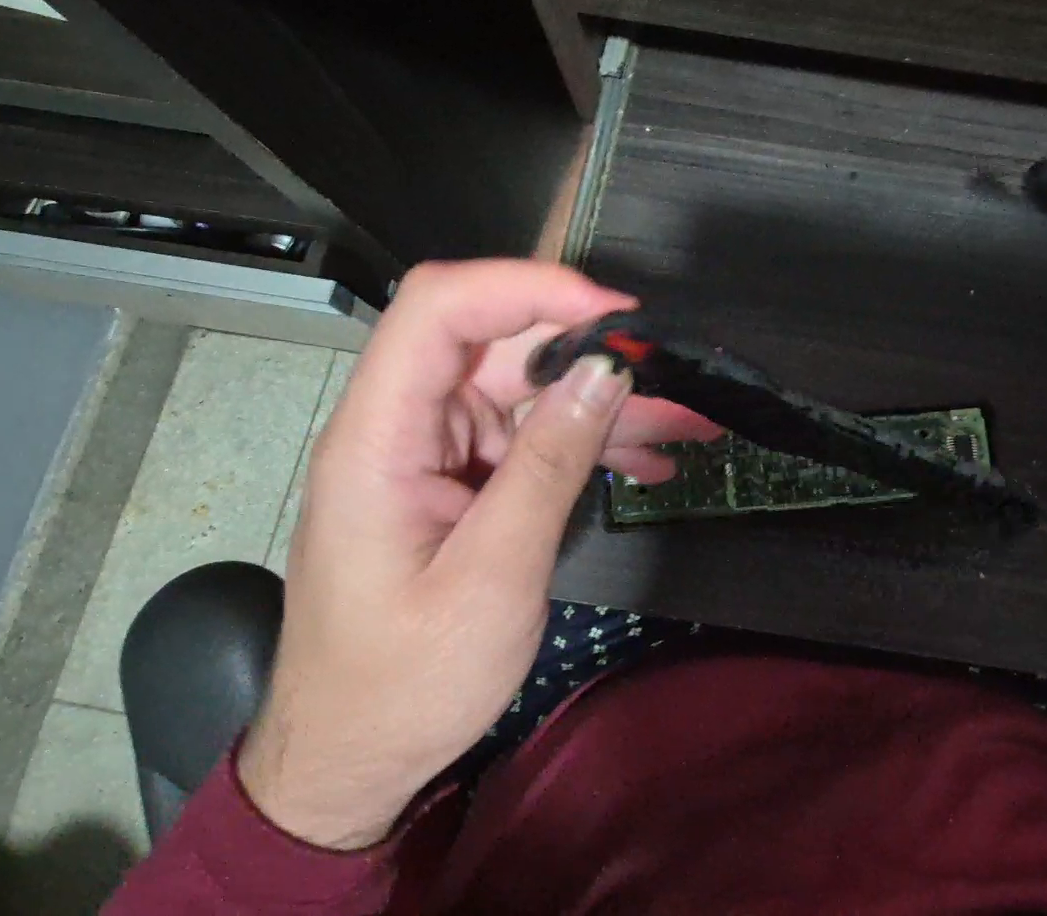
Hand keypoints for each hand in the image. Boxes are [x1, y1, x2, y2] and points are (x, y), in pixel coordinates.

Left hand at [237, 260, 718, 848]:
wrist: (355, 759)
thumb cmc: (408, 680)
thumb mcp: (493, 574)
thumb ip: (549, 462)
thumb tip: (607, 370)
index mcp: (380, 437)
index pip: (441, 310)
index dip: (529, 288)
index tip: (618, 315)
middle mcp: (403, 428)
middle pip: (498, 347)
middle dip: (593, 354)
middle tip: (677, 377)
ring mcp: (435, 455)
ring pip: (529, 392)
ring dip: (608, 404)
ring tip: (691, 424)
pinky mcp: (463, 483)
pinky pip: (532, 440)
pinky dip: (589, 445)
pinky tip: (650, 463)